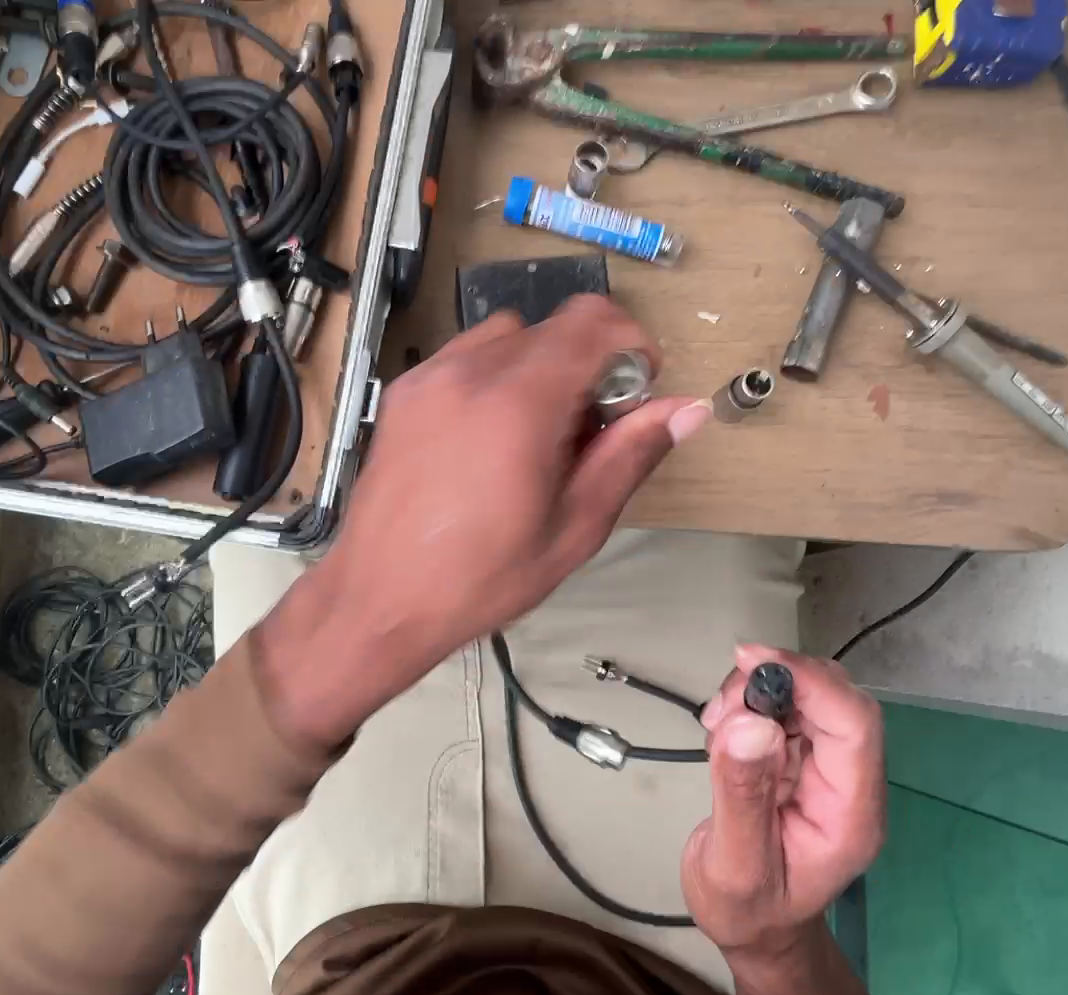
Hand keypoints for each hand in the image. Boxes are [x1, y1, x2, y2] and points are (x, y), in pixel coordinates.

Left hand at [256, 296, 711, 747]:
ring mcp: (428, 378)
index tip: (632, 392)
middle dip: (584, 369)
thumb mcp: (574, 528)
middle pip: (552, 330)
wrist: (380, 599)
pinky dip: (491, 379)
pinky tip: (486, 439)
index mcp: (518, 403)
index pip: (592, 321)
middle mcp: (468, 372)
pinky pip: (463, 358)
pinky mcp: (402, 393)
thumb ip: (630, 456)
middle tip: (582, 437)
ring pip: (506, 337)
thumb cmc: (481, 579)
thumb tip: (687, 409)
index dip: (629, 345)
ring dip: (537, 370)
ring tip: (532, 438)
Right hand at [681, 645, 886, 977]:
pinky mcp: (801, 760)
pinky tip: (722, 734)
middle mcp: (849, 783)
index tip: (750, 661)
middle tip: (720, 711)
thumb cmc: (746, 911)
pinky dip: (749, 705)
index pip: (853, 723)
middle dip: (775, 684)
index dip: (809, 680)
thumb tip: (750, 722)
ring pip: (808, 696)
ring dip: (756, 693)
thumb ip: (742, 794)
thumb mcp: (734, 864)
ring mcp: (827, 769)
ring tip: (715, 728)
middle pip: (835, 700)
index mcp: (851, 813)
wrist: (753, 931)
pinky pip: (785, 710)